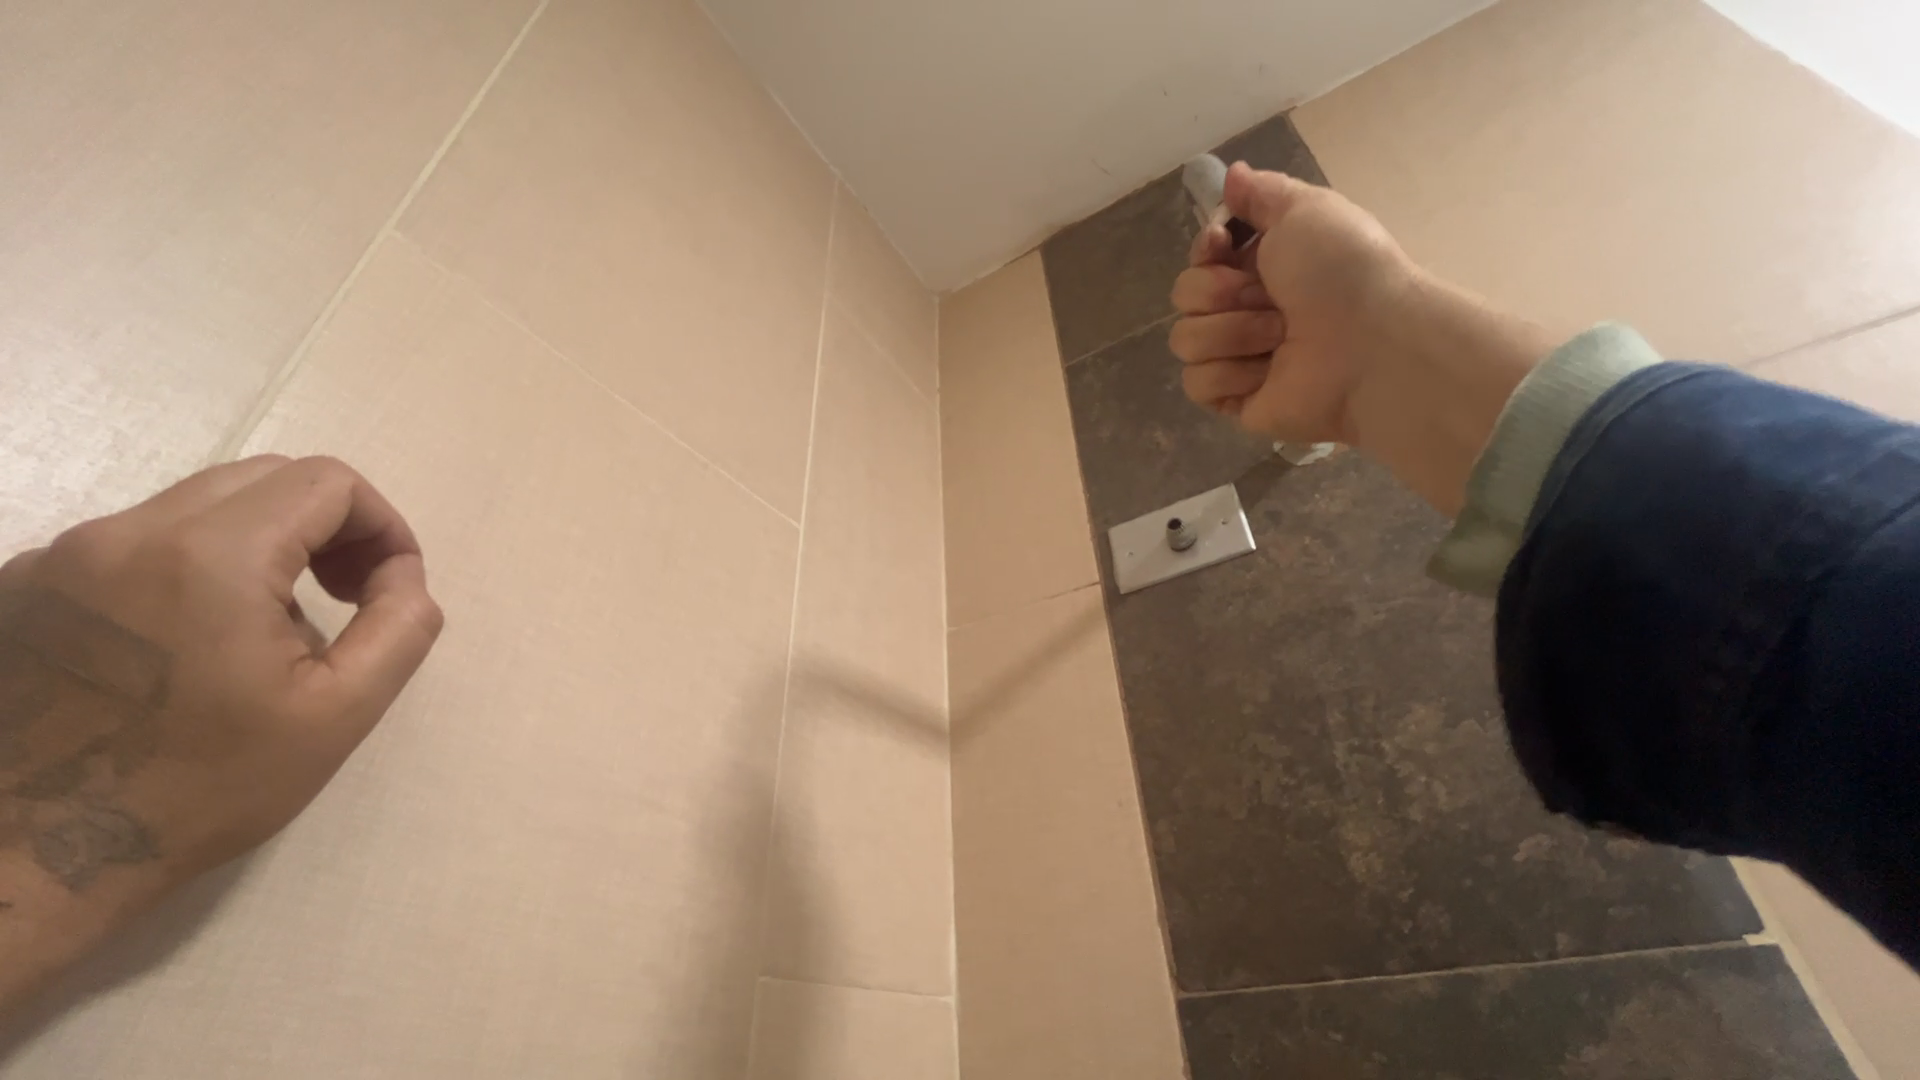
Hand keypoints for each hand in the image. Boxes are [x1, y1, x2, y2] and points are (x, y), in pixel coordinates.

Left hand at [0, 456, 441, 1005]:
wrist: (21, 863)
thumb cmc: (201, 786)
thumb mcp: (343, 711)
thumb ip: (401, 624)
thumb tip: (401, 574)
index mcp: (208, 556)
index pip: (328, 482)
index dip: (383, 525)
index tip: (389, 586)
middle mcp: (124, 533)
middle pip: (267, 477)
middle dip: (332, 525)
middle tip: (350, 594)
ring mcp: (60, 557)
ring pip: (206, 504)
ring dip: (272, 544)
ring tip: (280, 628)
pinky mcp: (25, 588)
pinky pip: (146, 541)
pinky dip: (205, 565)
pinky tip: (202, 643)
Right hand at [1167, 163, 1552, 514]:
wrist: (1369, 344)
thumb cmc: (1342, 271)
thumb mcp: (1305, 209)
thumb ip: (1260, 193)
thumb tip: (1230, 174)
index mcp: (1260, 266)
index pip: (1198, 258)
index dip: (1203, 252)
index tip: (1221, 246)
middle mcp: (1244, 309)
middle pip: (1183, 296)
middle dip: (1219, 293)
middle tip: (1269, 297)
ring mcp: (1236, 357)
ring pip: (1185, 341)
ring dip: (1232, 334)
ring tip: (1280, 338)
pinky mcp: (1232, 399)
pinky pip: (1197, 383)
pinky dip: (1231, 375)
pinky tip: (1268, 375)